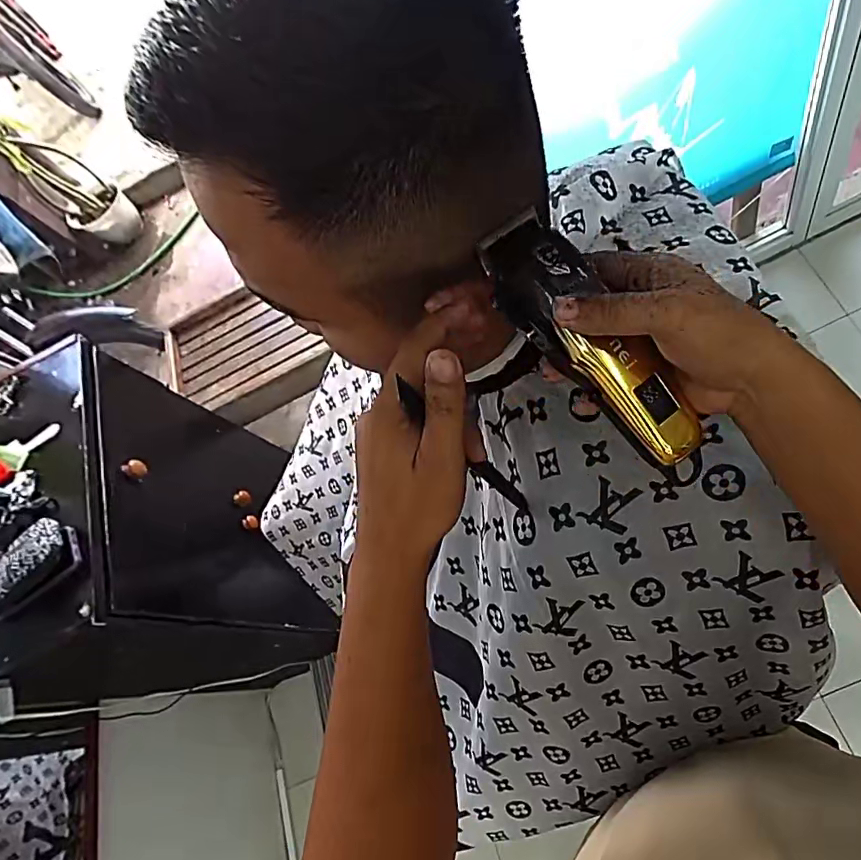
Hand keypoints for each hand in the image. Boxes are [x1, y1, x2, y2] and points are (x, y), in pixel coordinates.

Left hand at [354, 311, 469, 563]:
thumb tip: (444, 354)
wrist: (389, 553)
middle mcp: (376, 414)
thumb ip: (444, 405)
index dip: (440, 326)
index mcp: (387, 412)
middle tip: (484, 351)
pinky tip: (459, 453)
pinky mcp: (383, 445)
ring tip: (475, 451)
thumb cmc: (418, 510)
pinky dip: (440, 428)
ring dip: (451, 415)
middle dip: (454, 374)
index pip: (412, 353)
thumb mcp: (442, 457)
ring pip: (419, 401)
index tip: (468, 307)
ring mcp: (377, 430)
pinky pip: (414, 420)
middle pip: (417, 374)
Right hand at [552, 251, 796, 414]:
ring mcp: (647, 342)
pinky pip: (616, 378)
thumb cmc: (721, 334)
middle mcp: (646, 306)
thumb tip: (564, 309)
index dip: (573, 281)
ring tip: (558, 375)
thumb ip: (611, 312)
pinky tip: (587, 397)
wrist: (750, 382)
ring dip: (580, 362)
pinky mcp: (649, 373)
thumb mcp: (663, 313)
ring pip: (602, 349)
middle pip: (596, 313)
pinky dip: (600, 388)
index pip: (602, 269)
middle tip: (545, 346)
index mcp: (653, 276)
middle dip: (570, 331)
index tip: (543, 298)